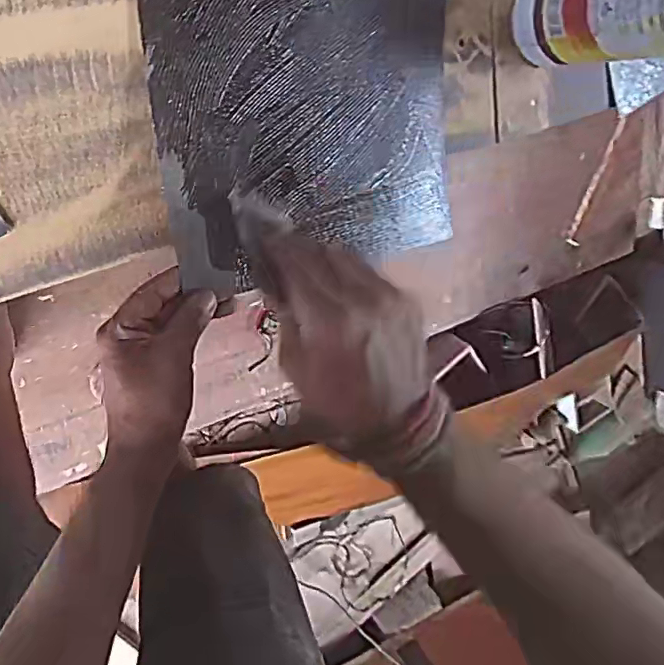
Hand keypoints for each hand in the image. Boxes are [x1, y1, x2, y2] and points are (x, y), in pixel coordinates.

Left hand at [96, 266, 217, 457]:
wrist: (146, 452)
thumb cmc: (152, 406)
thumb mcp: (174, 354)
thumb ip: (189, 319)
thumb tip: (204, 295)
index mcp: (118, 329)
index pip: (151, 291)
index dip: (180, 279)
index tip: (207, 270)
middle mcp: (122, 337)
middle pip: (158, 305)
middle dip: (190, 296)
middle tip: (222, 288)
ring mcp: (134, 353)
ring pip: (165, 321)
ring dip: (192, 312)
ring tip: (222, 304)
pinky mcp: (148, 368)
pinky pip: (168, 339)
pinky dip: (188, 330)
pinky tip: (207, 324)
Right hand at [251, 232, 434, 446]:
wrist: (401, 425)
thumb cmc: (341, 407)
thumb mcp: (296, 369)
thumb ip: (285, 320)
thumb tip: (274, 286)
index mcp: (328, 322)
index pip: (294, 266)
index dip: (273, 248)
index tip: (260, 239)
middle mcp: (360, 301)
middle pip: (318, 252)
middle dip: (293, 246)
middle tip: (275, 243)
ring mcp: (387, 297)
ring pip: (343, 254)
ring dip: (318, 252)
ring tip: (301, 257)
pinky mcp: (403, 300)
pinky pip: (366, 269)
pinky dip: (343, 267)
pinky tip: (331, 276)